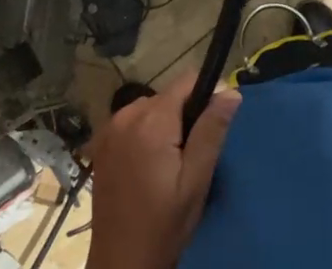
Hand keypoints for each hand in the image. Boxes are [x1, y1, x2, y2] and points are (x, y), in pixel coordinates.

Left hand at [86, 73, 240, 268]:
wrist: (122, 259)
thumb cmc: (164, 222)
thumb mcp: (196, 179)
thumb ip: (211, 131)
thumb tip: (231, 90)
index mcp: (151, 120)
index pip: (185, 81)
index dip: (205, 96)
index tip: (213, 126)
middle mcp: (126, 114)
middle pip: (167, 96)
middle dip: (184, 117)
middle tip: (190, 158)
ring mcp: (109, 128)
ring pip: (149, 108)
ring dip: (163, 126)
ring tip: (169, 166)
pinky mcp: (100, 143)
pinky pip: (131, 123)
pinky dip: (143, 134)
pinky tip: (147, 167)